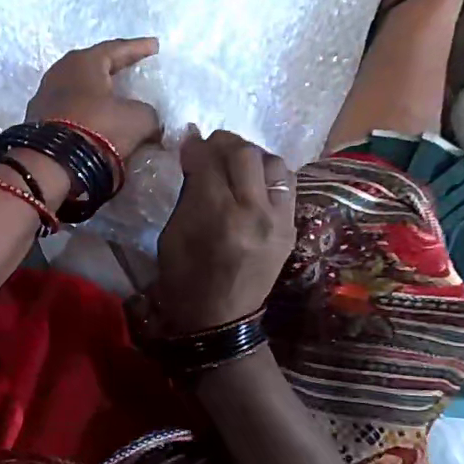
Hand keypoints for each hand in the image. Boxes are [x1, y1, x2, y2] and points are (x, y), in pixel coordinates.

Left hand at [25, 38, 162, 158]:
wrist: (53, 165)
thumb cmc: (99, 129)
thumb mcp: (138, 120)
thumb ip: (149, 114)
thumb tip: (150, 123)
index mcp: (84, 61)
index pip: (117, 48)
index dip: (139, 48)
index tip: (154, 46)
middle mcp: (60, 72)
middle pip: (93, 66)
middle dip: (113, 67)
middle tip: (130, 66)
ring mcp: (44, 96)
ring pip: (78, 88)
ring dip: (95, 92)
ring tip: (111, 96)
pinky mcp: (37, 121)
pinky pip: (68, 110)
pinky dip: (83, 112)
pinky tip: (92, 119)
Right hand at [152, 129, 295, 334]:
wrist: (221, 322)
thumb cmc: (185, 282)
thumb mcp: (172, 238)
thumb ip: (188, 195)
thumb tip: (195, 159)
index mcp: (217, 217)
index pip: (209, 162)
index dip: (196, 146)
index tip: (188, 141)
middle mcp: (253, 213)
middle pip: (245, 154)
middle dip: (224, 143)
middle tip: (210, 147)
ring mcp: (279, 220)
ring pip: (273, 163)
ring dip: (251, 156)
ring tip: (235, 163)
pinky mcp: (291, 229)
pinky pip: (286, 186)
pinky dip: (268, 177)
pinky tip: (253, 183)